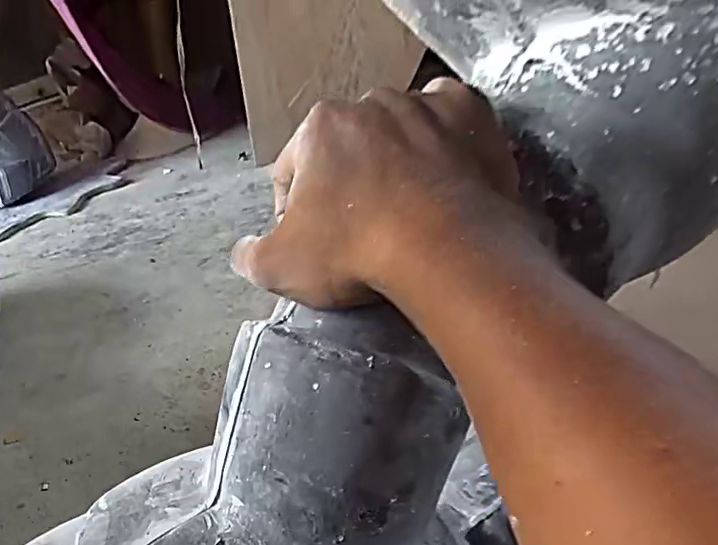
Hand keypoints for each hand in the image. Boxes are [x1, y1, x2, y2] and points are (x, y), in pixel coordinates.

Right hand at [231, 79, 536, 309]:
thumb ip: (248, 255)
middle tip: (347, 233)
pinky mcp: (473, 119)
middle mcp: (373, 103)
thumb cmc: (352, 252)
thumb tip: (244, 251)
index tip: (305, 240)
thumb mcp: (274, 268)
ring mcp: (427, 106)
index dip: (290, 212)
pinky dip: (436, 155)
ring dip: (386, 172)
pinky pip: (446, 130)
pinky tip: (428, 192)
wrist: (440, 251)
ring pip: (392, 140)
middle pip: (342, 151)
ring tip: (390, 219)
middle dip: (341, 186)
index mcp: (319, 127)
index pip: (289, 171)